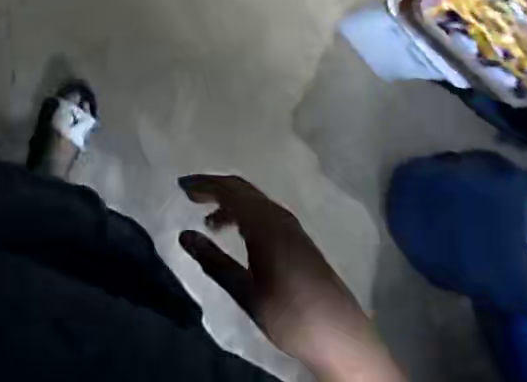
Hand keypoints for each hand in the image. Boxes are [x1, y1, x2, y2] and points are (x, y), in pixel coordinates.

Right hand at [179, 175, 400, 379]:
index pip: (229, 190)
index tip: (181, 187)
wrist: (344, 342)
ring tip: (209, 221)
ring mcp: (293, 229)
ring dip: (230, 203)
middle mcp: (279, 218)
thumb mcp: (246, 293)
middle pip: (242, 189)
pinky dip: (245, 214)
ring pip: (254, 201)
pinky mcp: (300, 242)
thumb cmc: (291, 316)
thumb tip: (184, 235)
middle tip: (190, 194)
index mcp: (265, 224)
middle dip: (215, 187)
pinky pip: (265, 213)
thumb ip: (213, 261)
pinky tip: (238, 235)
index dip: (204, 184)